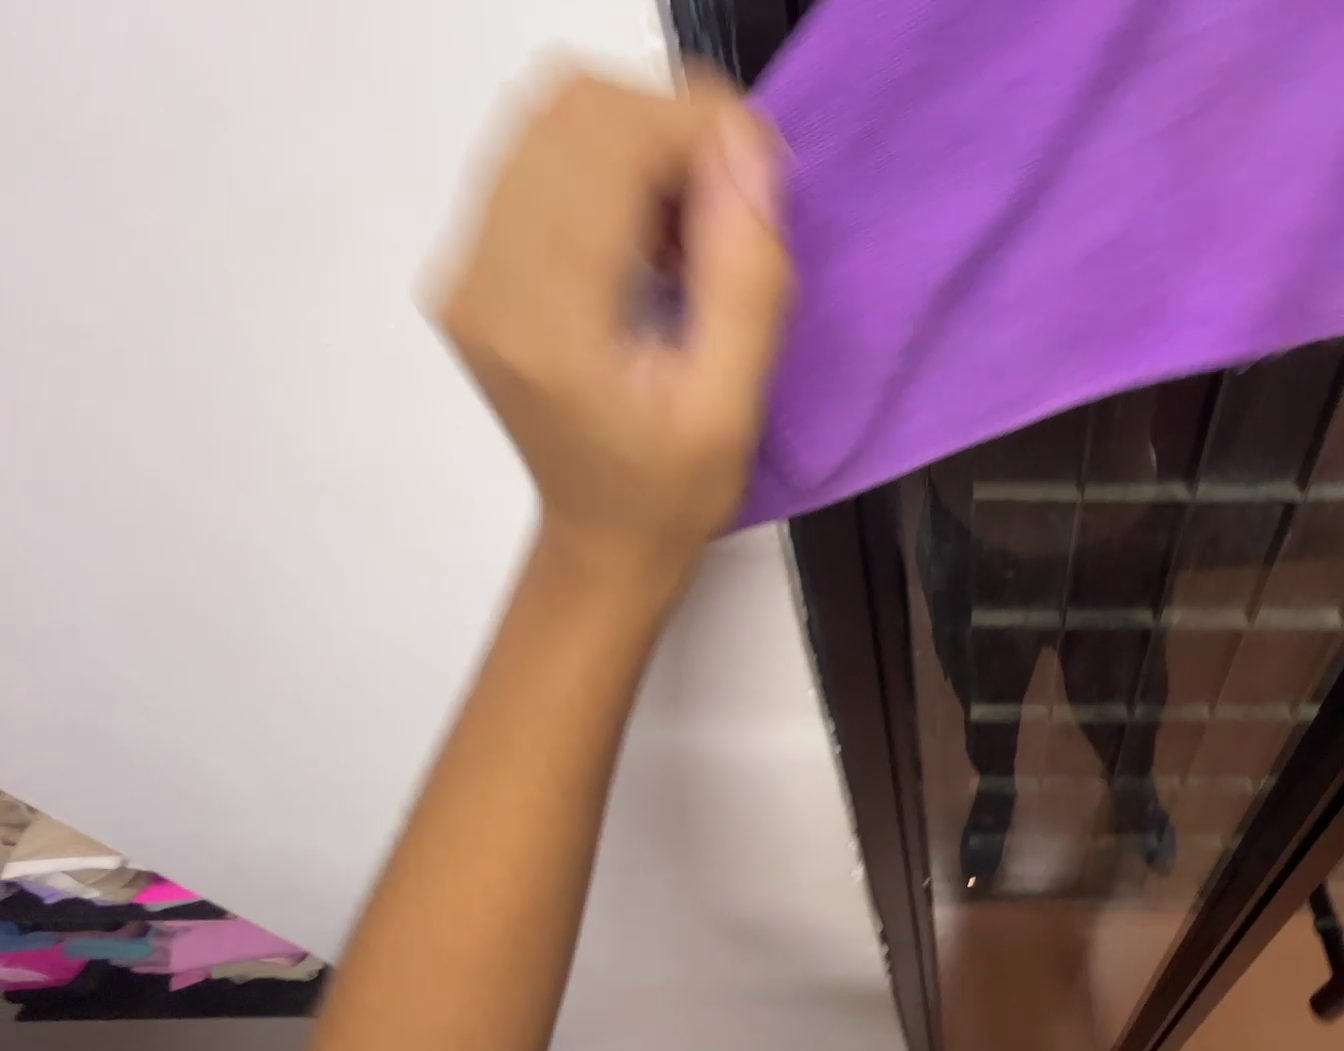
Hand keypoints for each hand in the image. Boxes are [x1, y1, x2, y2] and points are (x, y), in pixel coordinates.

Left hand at [433, 62, 790, 580]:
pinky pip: (542, 161)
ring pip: (551, 122)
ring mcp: (467, 266)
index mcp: (546, 319)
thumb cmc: (673, 491)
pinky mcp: (477, 266)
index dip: (697, 126)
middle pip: (567, 108)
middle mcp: (482, 274)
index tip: (763, 175)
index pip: (605, 140)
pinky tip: (655, 236)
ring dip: (644, 144)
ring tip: (697, 224)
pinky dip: (615, 168)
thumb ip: (743, 283)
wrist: (603, 538)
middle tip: (735, 199)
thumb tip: (748, 159)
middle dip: (671, 126)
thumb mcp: (732, 407)